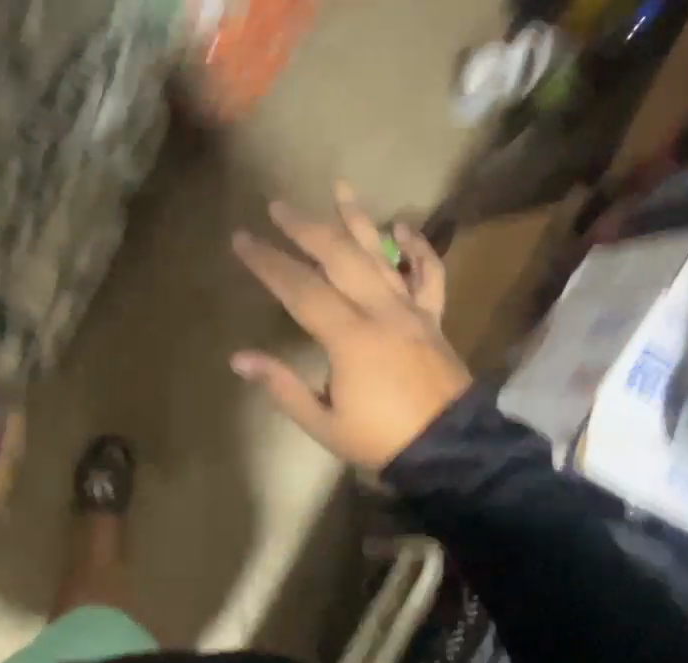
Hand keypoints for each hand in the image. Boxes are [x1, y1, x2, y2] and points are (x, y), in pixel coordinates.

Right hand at [230, 183, 473, 469]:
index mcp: (349, 337)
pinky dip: (418, 248)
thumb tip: (239, 359)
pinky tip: (403, 226)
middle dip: (306, 229)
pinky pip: (429, 274)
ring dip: (358, 221)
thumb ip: (282, 386)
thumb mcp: (322, 422)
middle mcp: (381, 311)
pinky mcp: (434, 318)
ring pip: (382, 255)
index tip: (242, 240)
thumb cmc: (378, 439)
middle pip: (340, 258)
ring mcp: (412, 310)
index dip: (268, 263)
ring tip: (340, 188)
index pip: (300, 290)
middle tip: (279, 206)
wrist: (447, 449)